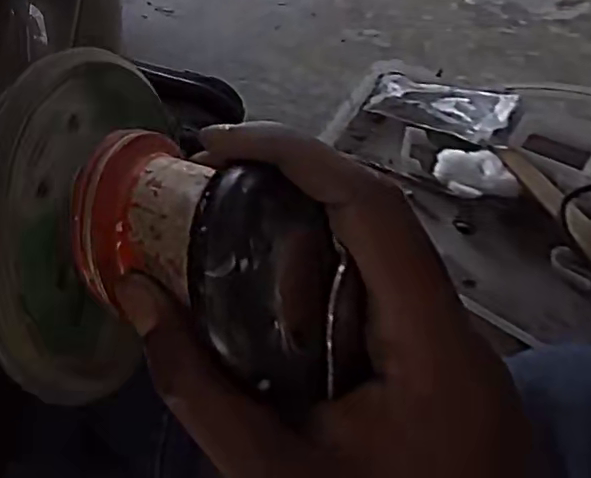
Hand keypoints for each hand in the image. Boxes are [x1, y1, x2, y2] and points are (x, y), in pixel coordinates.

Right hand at [113, 122, 532, 477]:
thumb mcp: (268, 475)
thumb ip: (193, 382)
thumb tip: (131, 288)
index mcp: (435, 352)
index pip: (373, 208)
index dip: (291, 153)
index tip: (213, 144)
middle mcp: (459, 337)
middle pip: (376, 211)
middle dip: (284, 168)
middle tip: (207, 167)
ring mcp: (456, 352)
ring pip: (379, 240)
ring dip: (299, 202)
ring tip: (226, 201)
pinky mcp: (440, 367)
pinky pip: (376, 276)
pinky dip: (314, 245)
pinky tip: (266, 267)